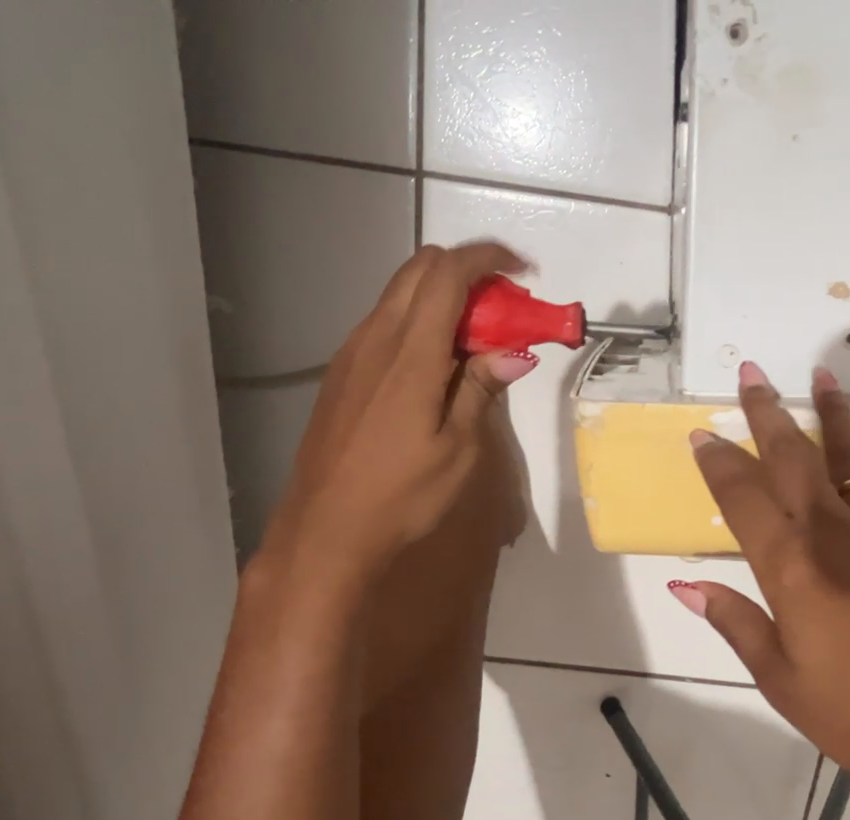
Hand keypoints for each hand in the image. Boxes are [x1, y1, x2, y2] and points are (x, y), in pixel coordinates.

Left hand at [257, 243, 536, 580]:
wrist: (327, 529)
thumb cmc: (402, 495)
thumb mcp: (458, 449)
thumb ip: (482, 390)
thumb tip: (515, 350)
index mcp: (411, 353)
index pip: (448, 274)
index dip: (487, 259)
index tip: (522, 272)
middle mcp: (376, 338)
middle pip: (421, 270)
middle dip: (468, 274)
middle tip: (505, 311)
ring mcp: (353, 353)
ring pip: (400, 295)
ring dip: (443, 299)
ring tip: (478, 343)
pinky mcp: (342, 373)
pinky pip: (385, 324)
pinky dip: (420, 323)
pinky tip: (438, 367)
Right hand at [672, 364, 849, 804]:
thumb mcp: (783, 680)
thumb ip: (737, 624)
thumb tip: (685, 586)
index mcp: (792, 569)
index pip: (744, 502)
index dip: (719, 466)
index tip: (701, 434)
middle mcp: (836, 538)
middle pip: (795, 464)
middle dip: (769, 417)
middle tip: (752, 373)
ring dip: (836, 418)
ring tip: (823, 375)